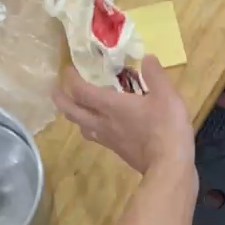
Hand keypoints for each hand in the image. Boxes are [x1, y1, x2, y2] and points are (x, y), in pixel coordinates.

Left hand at [55, 55, 195, 175]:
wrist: (169, 166)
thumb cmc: (166, 128)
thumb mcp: (167, 95)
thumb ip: (155, 75)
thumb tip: (148, 58)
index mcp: (110, 106)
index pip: (81, 91)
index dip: (71, 79)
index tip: (68, 69)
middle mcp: (103, 122)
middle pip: (72, 112)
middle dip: (61, 99)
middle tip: (56, 89)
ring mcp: (108, 139)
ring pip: (82, 127)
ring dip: (74, 115)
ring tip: (77, 108)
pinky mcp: (117, 151)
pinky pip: (96, 136)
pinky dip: (91, 127)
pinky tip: (102, 125)